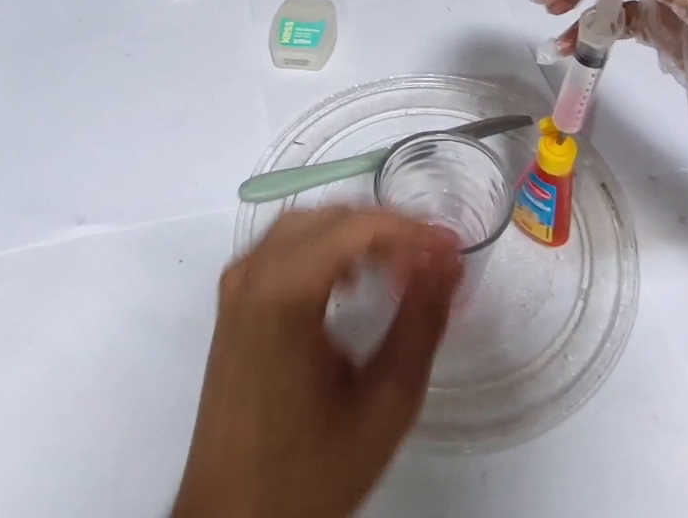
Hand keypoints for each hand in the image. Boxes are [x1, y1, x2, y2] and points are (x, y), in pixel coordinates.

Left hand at [173, 207, 462, 517]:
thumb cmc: (310, 469)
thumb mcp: (385, 402)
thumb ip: (421, 322)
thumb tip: (447, 263)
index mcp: (284, 291)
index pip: (357, 227)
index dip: (413, 230)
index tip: (454, 250)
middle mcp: (253, 274)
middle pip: (329, 218)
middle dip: (388, 229)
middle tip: (434, 261)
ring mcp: (237, 288)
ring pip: (303, 226)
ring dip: (355, 235)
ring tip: (401, 270)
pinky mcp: (233, 307)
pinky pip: (281, 250)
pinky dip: (323, 250)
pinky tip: (353, 284)